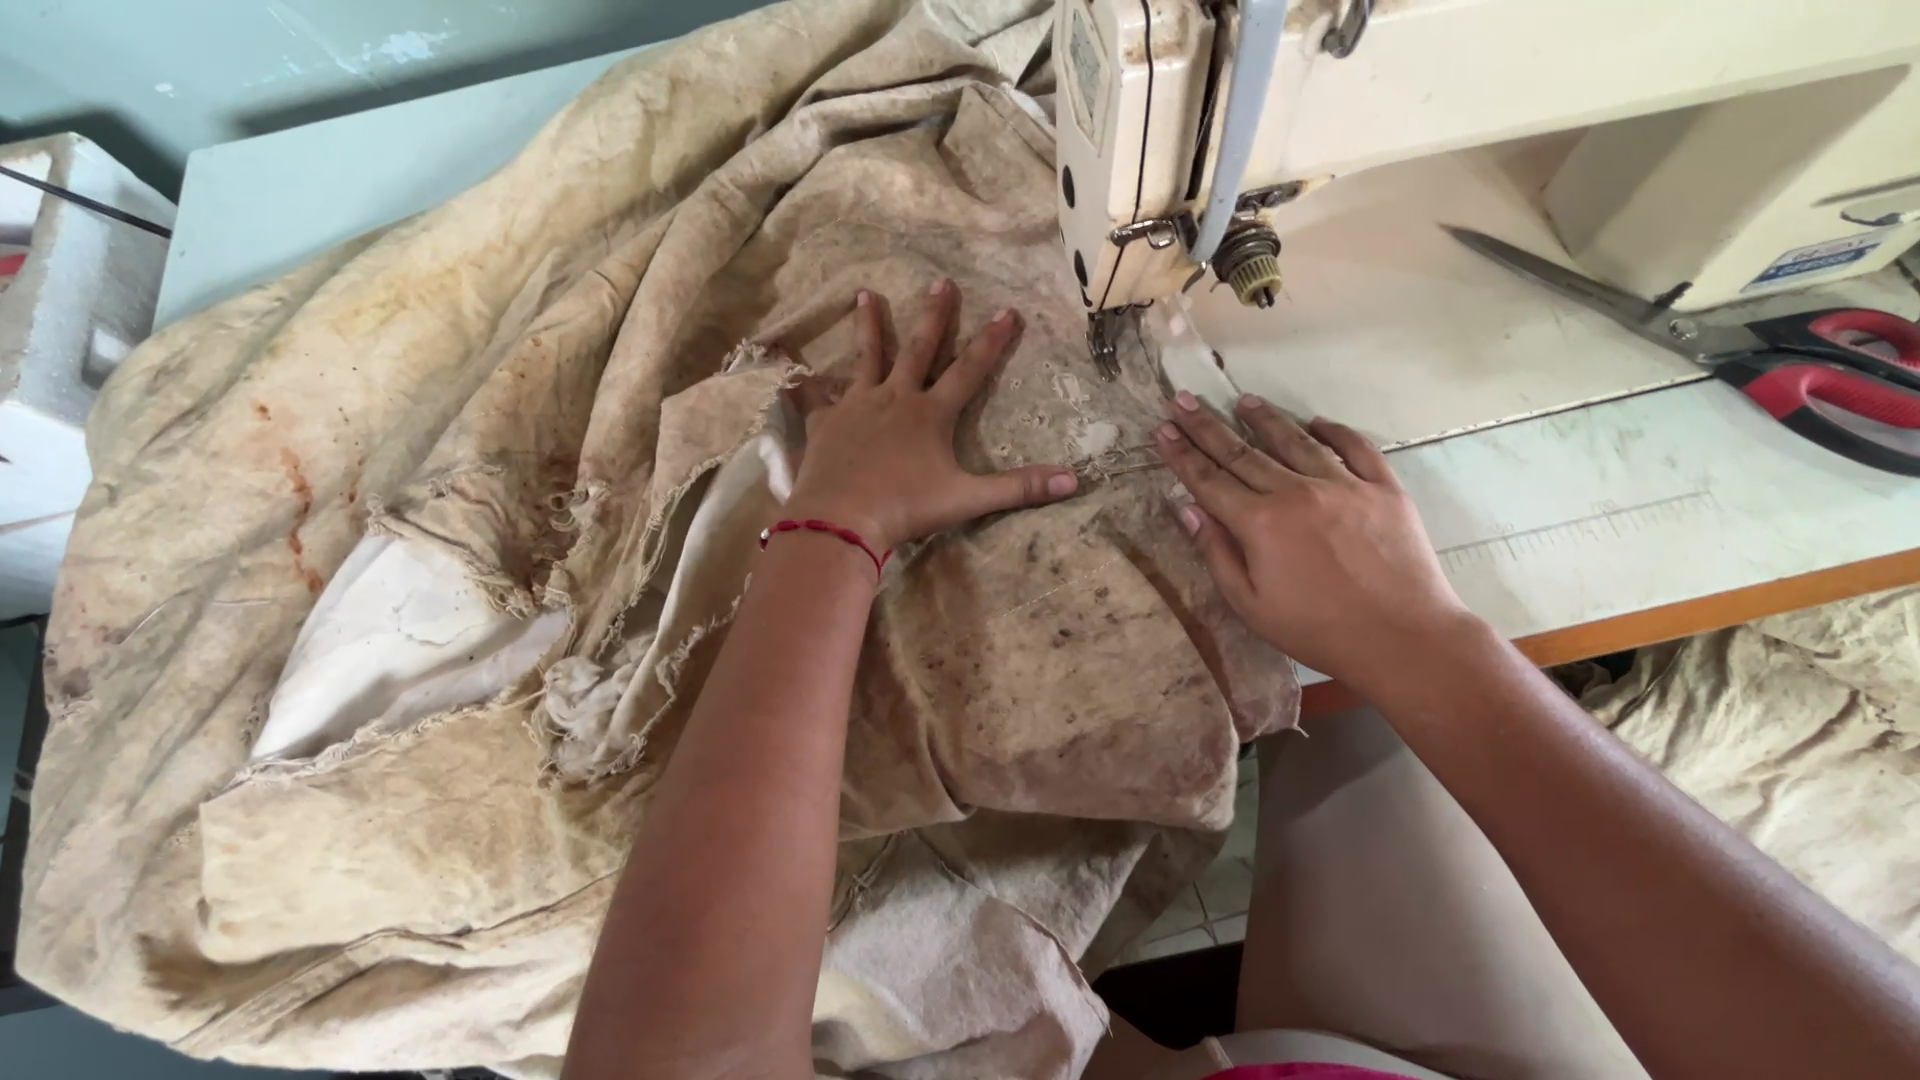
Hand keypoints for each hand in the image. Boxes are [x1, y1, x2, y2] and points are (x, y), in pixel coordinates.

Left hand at [784, 280, 1078, 552]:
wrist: (842, 518)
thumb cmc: (906, 508)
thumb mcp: (968, 499)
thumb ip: (1019, 488)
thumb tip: (1075, 481)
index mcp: (931, 414)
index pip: (970, 370)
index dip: (991, 341)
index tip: (1007, 310)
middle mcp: (895, 399)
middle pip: (918, 349)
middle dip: (934, 315)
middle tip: (940, 280)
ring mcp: (856, 406)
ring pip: (866, 358)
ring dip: (870, 325)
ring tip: (867, 293)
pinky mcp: (825, 423)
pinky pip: (813, 396)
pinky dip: (804, 380)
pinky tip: (787, 363)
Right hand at [1154, 390, 1481, 693]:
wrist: (1403, 638)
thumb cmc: (1316, 630)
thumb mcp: (1250, 604)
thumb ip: (1217, 553)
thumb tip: (1188, 510)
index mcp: (1260, 523)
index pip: (1209, 480)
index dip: (1182, 454)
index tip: (1163, 428)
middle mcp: (1296, 493)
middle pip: (1242, 453)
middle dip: (1207, 425)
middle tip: (1184, 398)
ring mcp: (1343, 486)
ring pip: (1295, 441)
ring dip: (1265, 418)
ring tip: (1243, 400)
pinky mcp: (1383, 489)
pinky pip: (1356, 448)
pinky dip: (1334, 431)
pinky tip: (1316, 421)